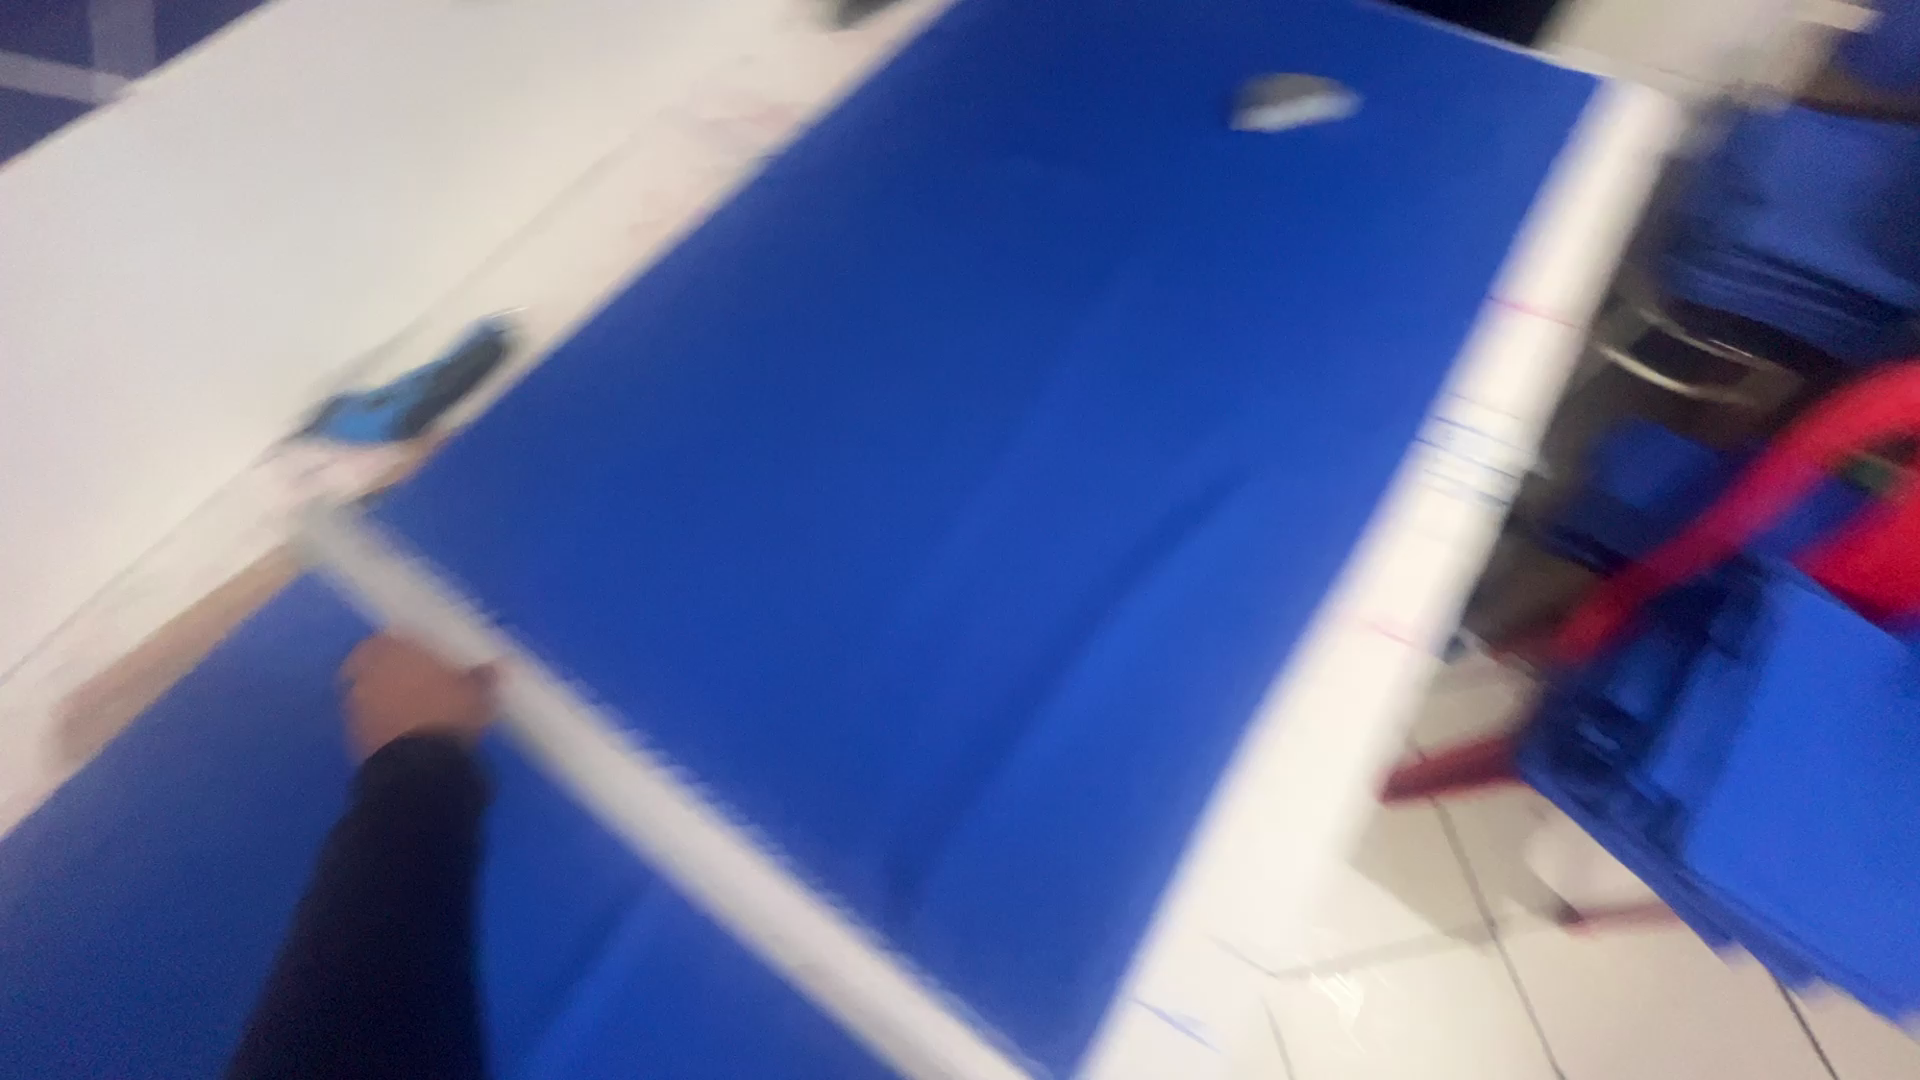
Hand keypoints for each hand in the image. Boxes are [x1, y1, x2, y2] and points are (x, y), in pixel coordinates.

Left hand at [339, 634, 496, 759]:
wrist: (415, 767)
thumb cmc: (449, 715)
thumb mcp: (480, 693)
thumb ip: (484, 676)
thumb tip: (499, 664)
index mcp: (398, 650)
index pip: (397, 632)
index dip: (411, 638)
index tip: (428, 645)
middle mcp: (370, 670)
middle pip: (375, 658)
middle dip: (394, 663)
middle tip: (418, 671)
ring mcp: (356, 701)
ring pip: (369, 684)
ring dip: (386, 688)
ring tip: (415, 699)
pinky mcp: (352, 730)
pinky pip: (369, 711)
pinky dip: (383, 712)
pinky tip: (409, 722)